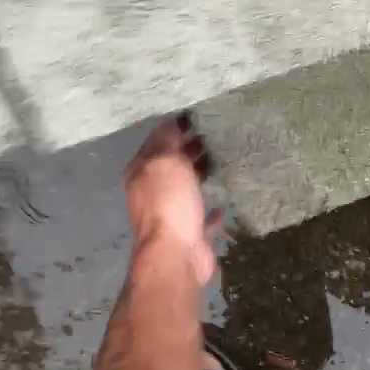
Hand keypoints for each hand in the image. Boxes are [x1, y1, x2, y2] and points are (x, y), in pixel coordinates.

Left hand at [124, 115, 220, 285]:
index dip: (176, 126)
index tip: (200, 115)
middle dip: (189, 147)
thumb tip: (174, 122)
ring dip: (201, 172)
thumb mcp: (165, 161)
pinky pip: (203, 212)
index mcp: (142, 172)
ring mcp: (171, 212)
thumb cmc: (169, 202)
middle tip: (218, 132)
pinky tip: (226, 199)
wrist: (176, 254)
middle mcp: (152, 191)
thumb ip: (168, 140)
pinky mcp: (191, 231)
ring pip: (187, 185)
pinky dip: (213, 205)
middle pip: (172, 162)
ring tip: (225, 157)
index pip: (157, 140)